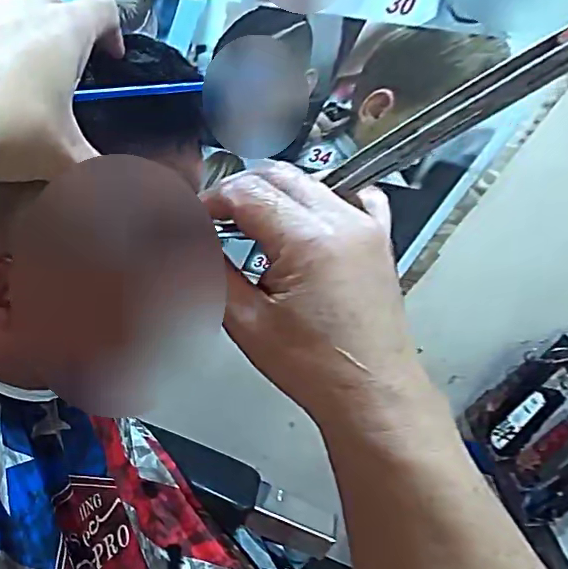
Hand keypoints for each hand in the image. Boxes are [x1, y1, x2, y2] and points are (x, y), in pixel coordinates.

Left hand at [0, 0, 122, 182]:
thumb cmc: (11, 129)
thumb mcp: (61, 157)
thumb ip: (91, 164)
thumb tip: (107, 179)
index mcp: (65, 30)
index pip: (105, 8)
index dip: (114, 30)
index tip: (110, 57)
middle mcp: (26, 7)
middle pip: (57, 6)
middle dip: (65, 34)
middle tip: (61, 74)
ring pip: (14, 14)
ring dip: (22, 40)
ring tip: (16, 81)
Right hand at [202, 164, 439, 428]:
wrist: (369, 392)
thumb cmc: (319, 368)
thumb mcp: (247, 321)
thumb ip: (214, 272)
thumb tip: (192, 245)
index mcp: (309, 240)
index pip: (245, 192)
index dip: (210, 202)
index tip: (193, 218)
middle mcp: (343, 222)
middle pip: (276, 176)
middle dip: (236, 192)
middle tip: (211, 220)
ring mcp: (365, 227)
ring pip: (307, 182)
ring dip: (270, 196)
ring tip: (247, 229)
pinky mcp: (376, 240)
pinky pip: (347, 197)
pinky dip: (314, 201)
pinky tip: (297, 223)